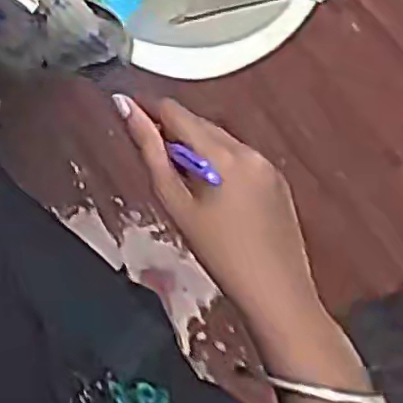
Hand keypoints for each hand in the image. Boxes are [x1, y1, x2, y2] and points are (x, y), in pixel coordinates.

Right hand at [114, 95, 324, 333]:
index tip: (124, 110)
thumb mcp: (173, 199)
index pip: (173, 110)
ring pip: (215, 136)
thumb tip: (124, 106)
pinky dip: (213, 158)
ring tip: (177, 175)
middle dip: (168, 129)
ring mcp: (266, 164)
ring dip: (191, 144)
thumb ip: (148, 147)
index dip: (145, 107)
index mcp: (222, 154)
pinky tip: (206, 187)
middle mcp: (248, 151)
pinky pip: (235, 153)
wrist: (278, 297)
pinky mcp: (276, 179)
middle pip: (195, 121)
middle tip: (149, 153)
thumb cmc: (217, 251)